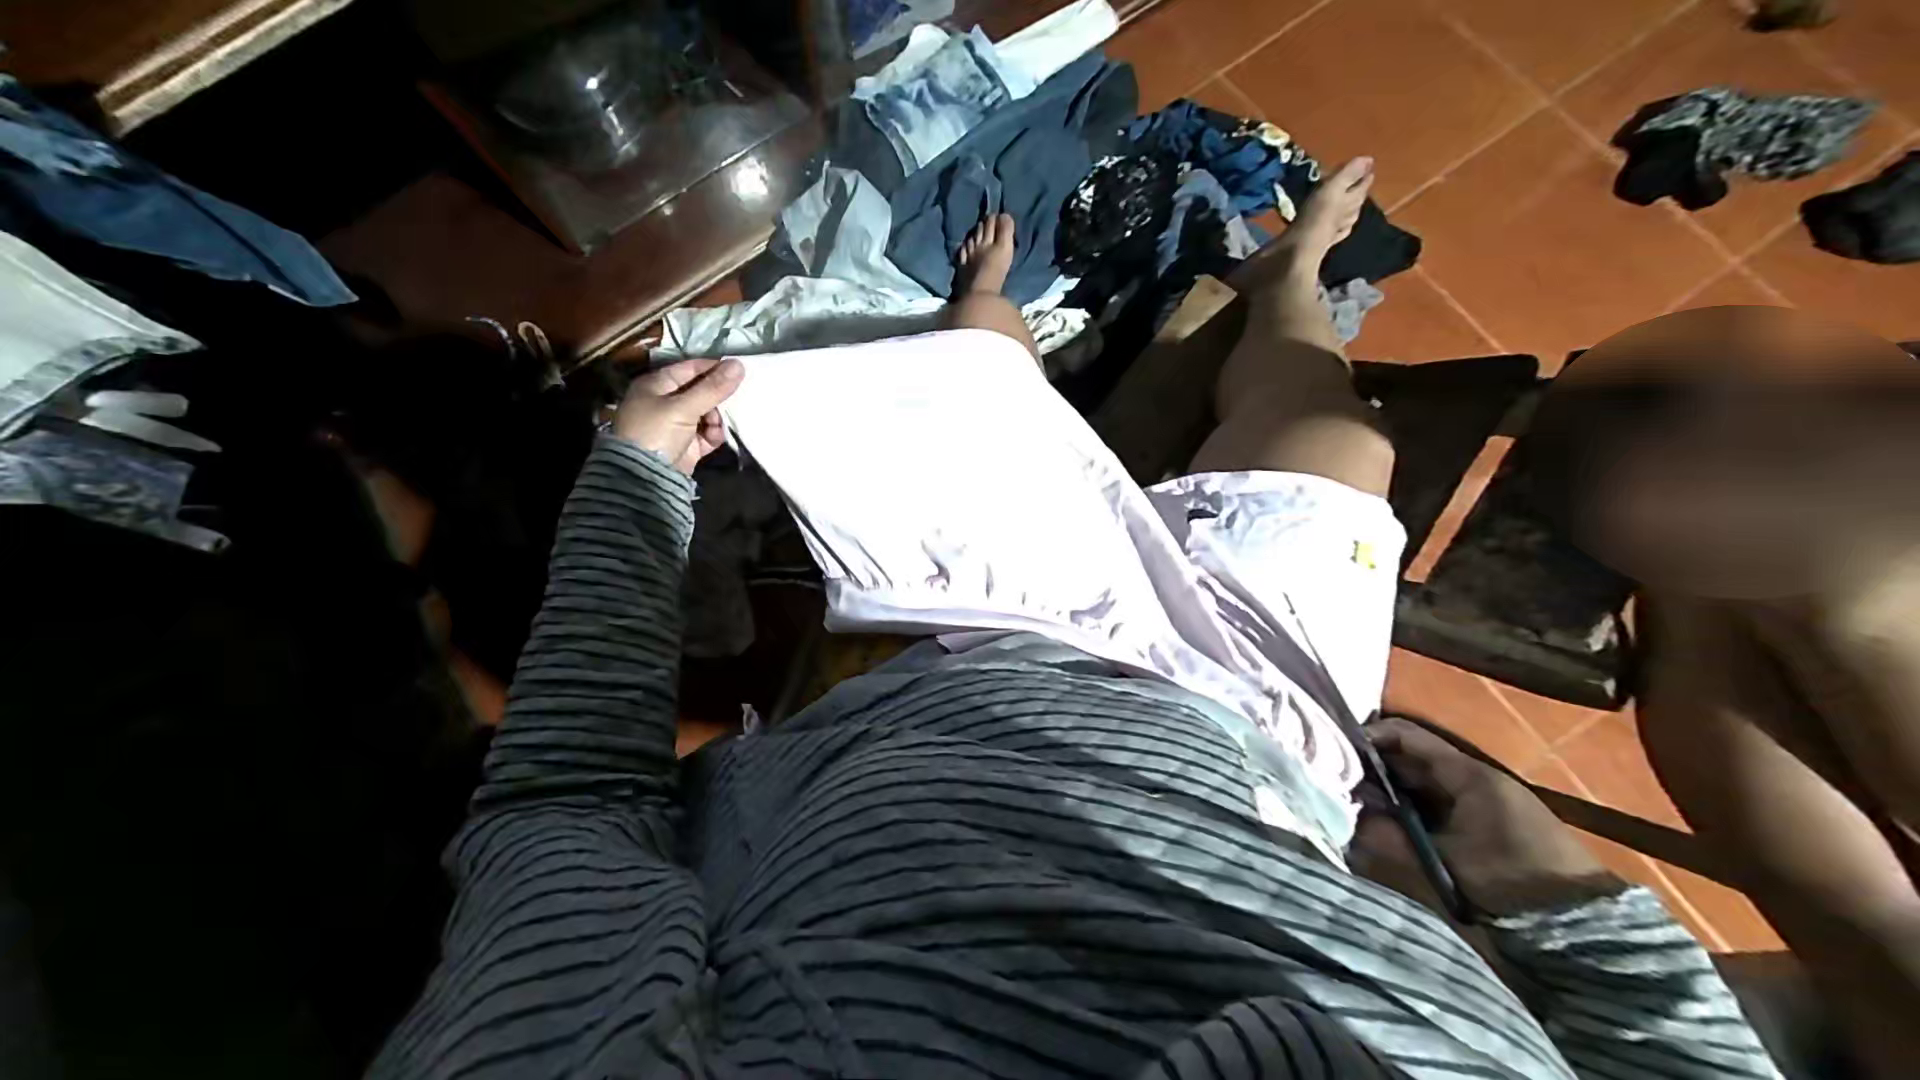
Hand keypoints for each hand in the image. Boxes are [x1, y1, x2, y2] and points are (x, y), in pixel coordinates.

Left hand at [609, 357, 743, 474]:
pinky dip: (713, 434)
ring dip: (716, 418)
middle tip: (733, 400)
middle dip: (717, 397)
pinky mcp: (686, 444)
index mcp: (657, 385)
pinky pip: (707, 433)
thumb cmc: (656, 432)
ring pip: (707, 412)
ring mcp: (676, 424)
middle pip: (700, 391)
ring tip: (715, 424)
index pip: (689, 368)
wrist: (644, 477)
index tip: (737, 370)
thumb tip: (739, 364)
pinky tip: (714, 437)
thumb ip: (713, 388)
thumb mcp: (684, 407)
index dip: (713, 367)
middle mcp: (665, 402)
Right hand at [1354, 717, 1623, 916]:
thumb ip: (1391, 839)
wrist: (1583, 922)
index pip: (1406, 735)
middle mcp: (1472, 775)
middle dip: (1373, 767)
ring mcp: (1482, 796)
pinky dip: (1409, 804)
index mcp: (1466, 772)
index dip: (1369, 738)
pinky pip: (1435, 798)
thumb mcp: (1445, 861)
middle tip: (1341, 783)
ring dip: (1390, 788)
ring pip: (1420, 778)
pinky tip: (1391, 821)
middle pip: (1410, 756)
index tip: (1337, 753)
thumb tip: (1347, 820)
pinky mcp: (1486, 819)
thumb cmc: (1513, 878)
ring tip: (1359, 804)